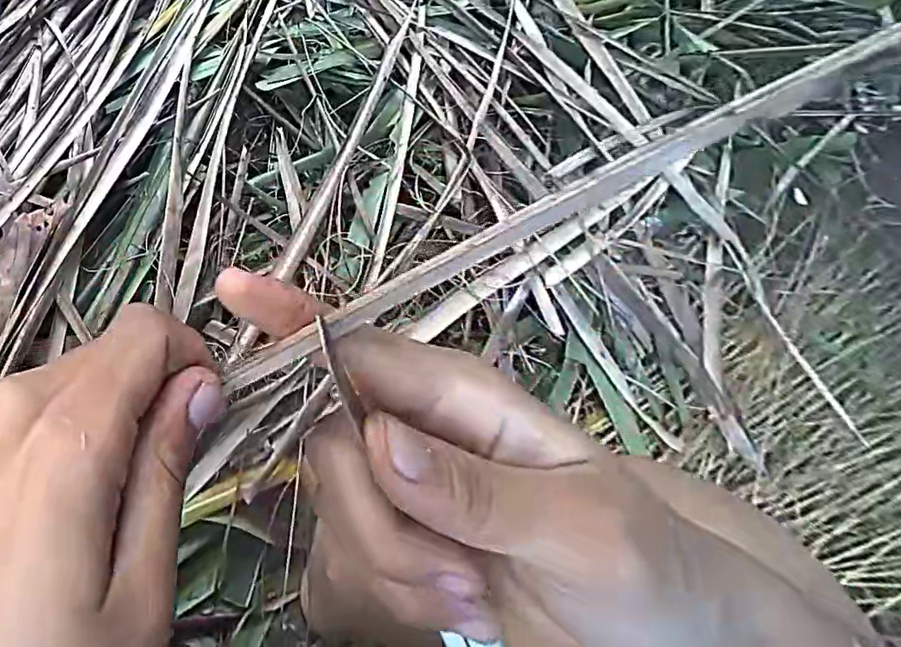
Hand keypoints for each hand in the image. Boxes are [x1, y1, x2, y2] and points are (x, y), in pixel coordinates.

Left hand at [0, 303, 225, 646]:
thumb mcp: (133, 596)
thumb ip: (166, 471)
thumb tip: (197, 388)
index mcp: (65, 430)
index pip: (146, 330)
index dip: (190, 358)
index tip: (208, 411)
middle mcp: (19, 402)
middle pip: (115, 348)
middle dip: (157, 386)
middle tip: (174, 465)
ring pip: (83, 371)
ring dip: (120, 409)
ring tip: (123, 498)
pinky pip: (45, 401)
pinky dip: (81, 424)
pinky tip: (78, 499)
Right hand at [215, 269, 876, 646]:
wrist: (669, 641)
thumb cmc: (647, 563)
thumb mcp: (585, 528)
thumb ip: (476, 484)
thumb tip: (377, 436)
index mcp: (447, 393)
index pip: (348, 340)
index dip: (286, 313)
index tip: (231, 289)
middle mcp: (402, 429)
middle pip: (325, 446)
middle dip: (377, 520)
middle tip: (462, 579)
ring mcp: (386, 492)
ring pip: (326, 517)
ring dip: (391, 573)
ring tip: (474, 602)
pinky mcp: (377, 551)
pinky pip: (333, 573)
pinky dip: (380, 605)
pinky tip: (442, 614)